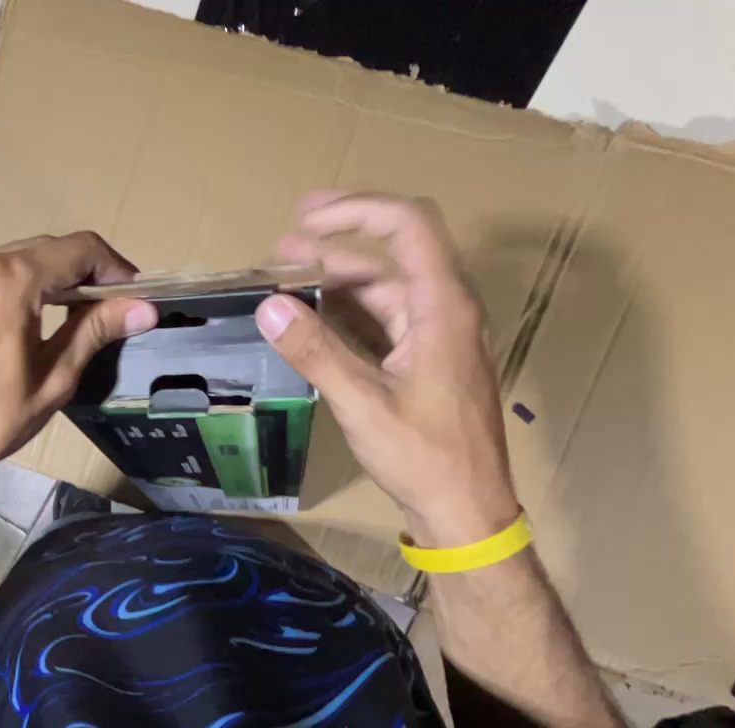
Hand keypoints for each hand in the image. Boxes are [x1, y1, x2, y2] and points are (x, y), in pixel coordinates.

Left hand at [0, 232, 156, 519]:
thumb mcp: (54, 378)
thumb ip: (95, 331)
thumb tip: (144, 309)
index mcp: (8, 282)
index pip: (79, 249)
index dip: (115, 269)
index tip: (135, 298)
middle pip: (50, 248)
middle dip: (87, 274)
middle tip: (115, 310)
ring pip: (23, 257)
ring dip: (56, 279)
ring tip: (82, 316)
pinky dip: (25, 285)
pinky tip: (41, 316)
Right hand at [257, 194, 519, 547]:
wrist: (465, 508)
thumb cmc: (423, 456)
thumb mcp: (362, 403)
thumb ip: (316, 351)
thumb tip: (269, 307)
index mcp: (442, 307)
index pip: (407, 226)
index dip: (355, 211)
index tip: (304, 217)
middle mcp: (445, 311)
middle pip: (392, 255)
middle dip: (336, 245)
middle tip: (281, 247)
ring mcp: (436, 338)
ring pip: (384, 292)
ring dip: (337, 283)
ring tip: (285, 280)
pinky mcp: (425, 364)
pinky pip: (383, 325)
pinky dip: (347, 317)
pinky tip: (312, 322)